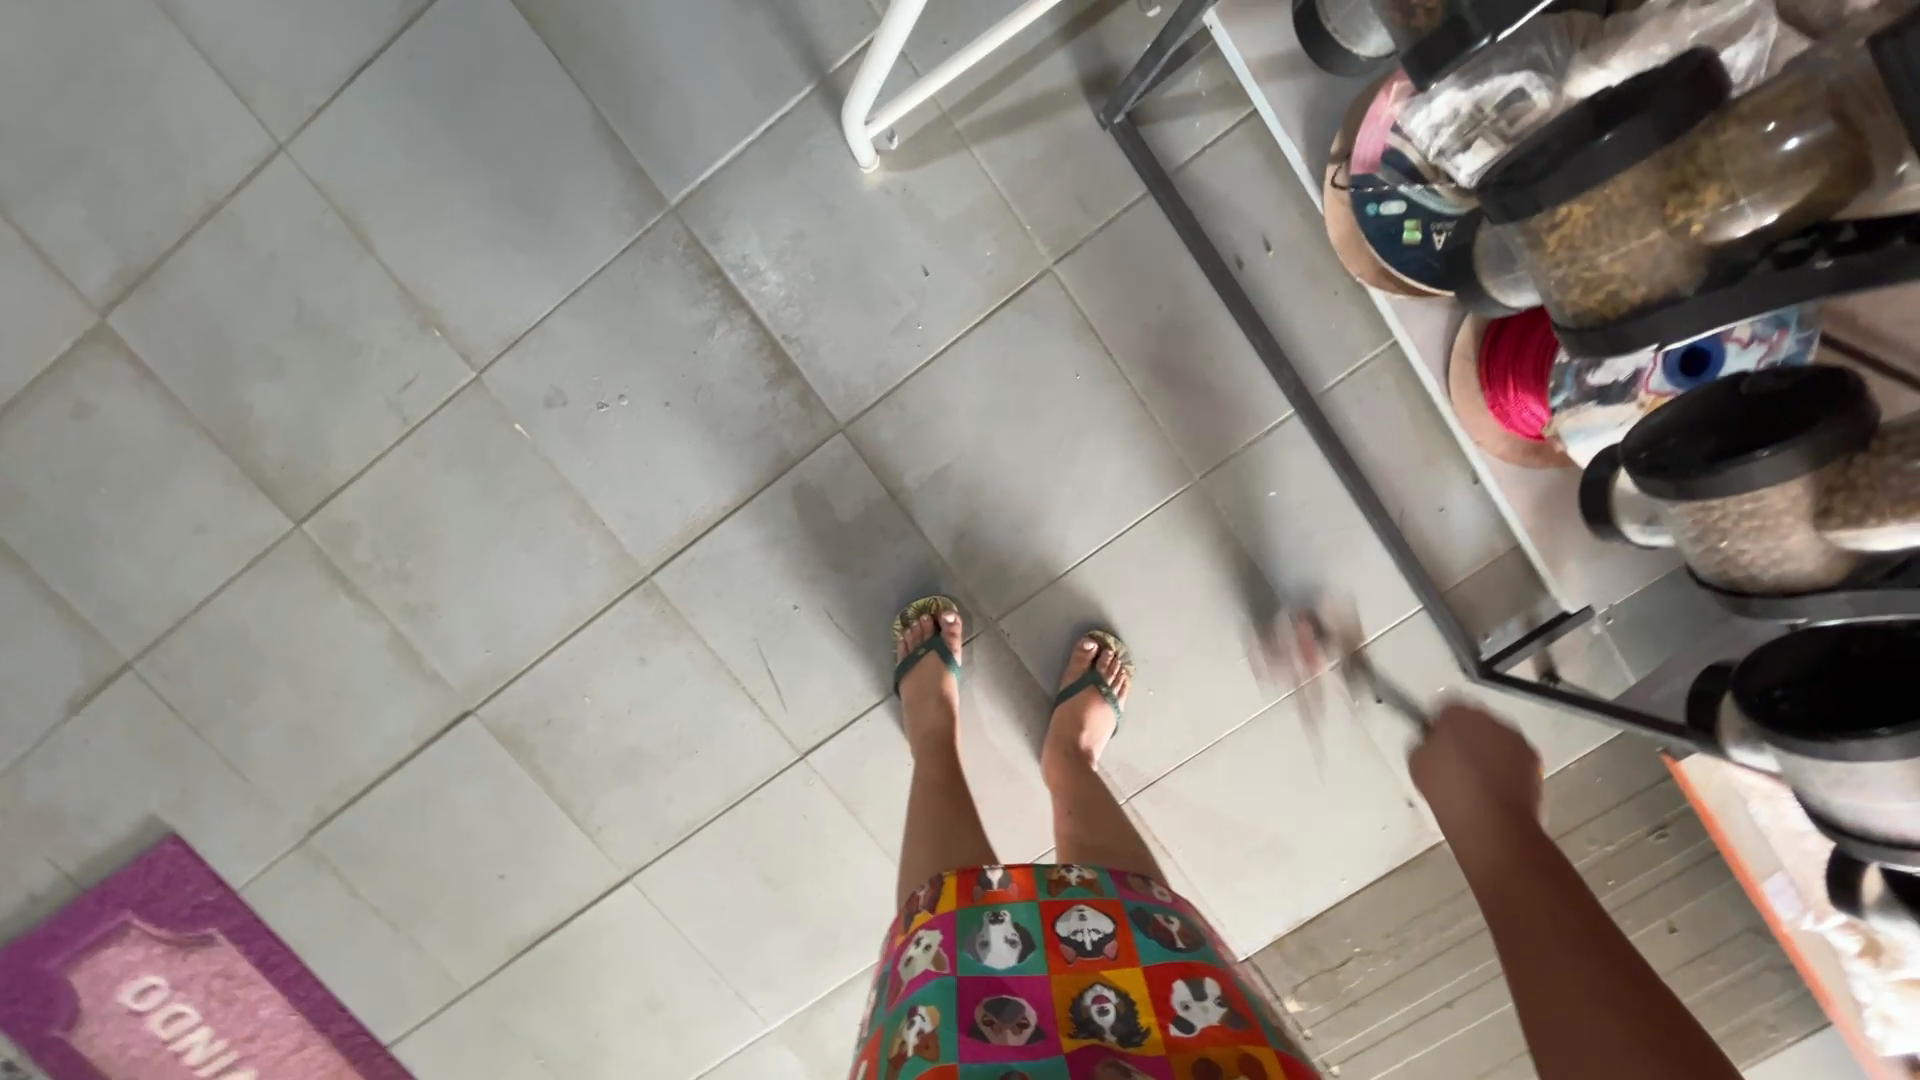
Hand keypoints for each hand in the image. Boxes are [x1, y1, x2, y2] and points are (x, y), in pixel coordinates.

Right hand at [1409, 701, 1544, 824]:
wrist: (1492, 823)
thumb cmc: (1447, 791)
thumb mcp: (1417, 761)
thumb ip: (1423, 742)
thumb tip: (1431, 742)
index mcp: (1456, 713)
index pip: (1444, 706)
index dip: (1438, 723)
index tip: (1434, 740)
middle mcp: (1489, 718)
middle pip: (1473, 718)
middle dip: (1465, 733)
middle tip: (1453, 757)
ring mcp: (1515, 739)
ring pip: (1495, 736)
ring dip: (1486, 748)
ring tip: (1475, 775)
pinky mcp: (1533, 760)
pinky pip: (1512, 755)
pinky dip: (1504, 764)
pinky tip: (1493, 785)